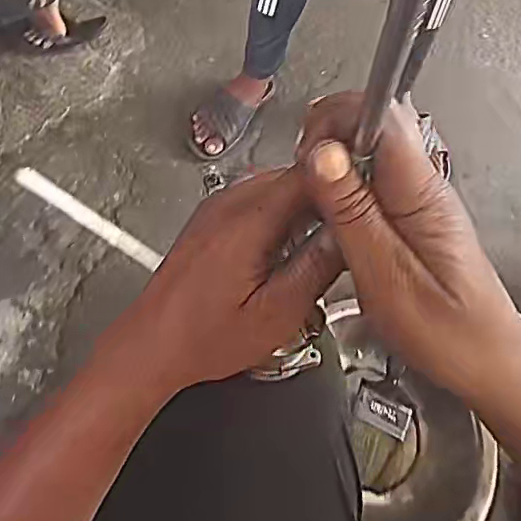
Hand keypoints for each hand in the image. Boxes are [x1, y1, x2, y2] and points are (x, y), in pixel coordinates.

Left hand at [97, 167, 342, 396]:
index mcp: (248, 221)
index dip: (346, 180)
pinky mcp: (215, 217)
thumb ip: (317, 267)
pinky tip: (294, 243)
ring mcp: (220, 207)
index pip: (310, 174)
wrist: (151, 346)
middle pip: (297, 175)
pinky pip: (262, 198)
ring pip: (281, 185)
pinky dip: (286, 213)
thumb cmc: (202, 338)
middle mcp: (230, 203)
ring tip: (329, 236)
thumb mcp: (276, 313)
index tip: (369, 194)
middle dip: (331, 194)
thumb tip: (350, 236)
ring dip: (309, 204)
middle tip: (356, 220)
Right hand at [296, 93, 520, 397]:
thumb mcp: (386, 276)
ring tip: (316, 202)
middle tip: (305, 179)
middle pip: (374, 122)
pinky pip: (373, 180)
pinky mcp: (412, 215)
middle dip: (328, 136)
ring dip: (334, 164)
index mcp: (422, 191)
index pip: (382, 115)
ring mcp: (419, 198)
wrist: (487, 361)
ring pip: (371, 149)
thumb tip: (323, 154)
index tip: (308, 158)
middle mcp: (424, 185)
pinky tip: (335, 221)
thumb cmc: (446, 331)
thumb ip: (352, 212)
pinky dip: (345, 190)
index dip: (336, 120)